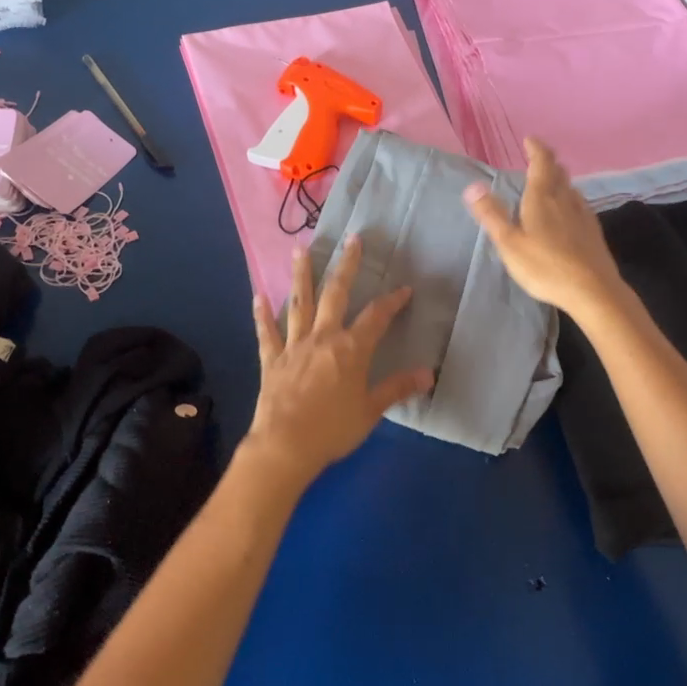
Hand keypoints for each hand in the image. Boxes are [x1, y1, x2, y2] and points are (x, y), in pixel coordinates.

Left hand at [242, 237, 432, 485]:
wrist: (285, 446)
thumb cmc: (333, 429)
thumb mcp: (371, 410)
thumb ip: (397, 388)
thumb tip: (429, 374)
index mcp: (351, 349)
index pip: (376, 317)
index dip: (392, 301)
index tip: (404, 289)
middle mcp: (322, 338)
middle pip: (336, 295)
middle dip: (346, 266)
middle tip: (352, 239)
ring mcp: (294, 346)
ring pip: (299, 304)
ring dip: (301, 276)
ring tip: (299, 249)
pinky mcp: (272, 360)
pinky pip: (267, 333)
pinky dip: (262, 314)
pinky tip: (257, 295)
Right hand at [463, 137, 627, 320]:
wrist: (592, 290)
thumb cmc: (545, 267)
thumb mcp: (510, 243)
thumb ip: (492, 214)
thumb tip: (473, 186)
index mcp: (542, 198)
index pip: (542, 162)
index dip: (536, 148)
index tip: (529, 140)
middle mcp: (565, 199)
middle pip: (558, 172)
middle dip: (546, 162)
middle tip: (535, 159)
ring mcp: (582, 214)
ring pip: (570, 188)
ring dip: (558, 180)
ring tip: (547, 183)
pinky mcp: (592, 231)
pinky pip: (578, 204)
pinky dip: (568, 198)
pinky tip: (566, 211)